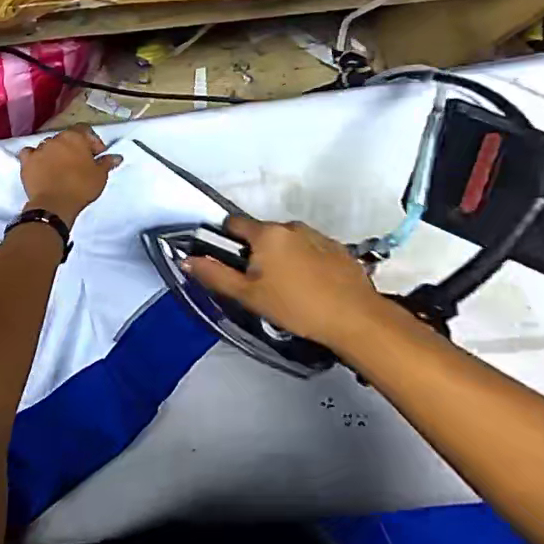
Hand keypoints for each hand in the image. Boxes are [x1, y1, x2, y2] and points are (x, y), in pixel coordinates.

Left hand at [18, 125, 120, 222]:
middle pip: (66, 138)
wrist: (54, 203)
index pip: (85, 130)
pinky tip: (40, 164)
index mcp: (74, 137)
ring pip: (49, 145)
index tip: (98, 154)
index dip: (92, 141)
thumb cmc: (81, 187)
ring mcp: (39, 149)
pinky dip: (35, 157)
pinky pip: (30, 153)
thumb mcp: (100, 175)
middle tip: (81, 162)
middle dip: (74, 147)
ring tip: (62, 167)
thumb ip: (107, 162)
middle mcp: (55, 138)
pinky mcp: (26, 161)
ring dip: (56, 152)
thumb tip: (116, 156)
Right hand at [185, 216, 397, 347]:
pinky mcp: (339, 249)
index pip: (234, 224)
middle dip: (257, 253)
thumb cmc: (296, 306)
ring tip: (288, 289)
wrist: (356, 319)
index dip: (226, 241)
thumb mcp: (249, 296)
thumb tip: (187, 260)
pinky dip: (306, 263)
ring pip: (288, 242)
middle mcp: (292, 226)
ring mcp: (318, 236)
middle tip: (259, 284)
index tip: (230, 264)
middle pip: (262, 234)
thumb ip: (215, 275)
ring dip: (282, 257)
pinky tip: (311, 288)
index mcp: (266, 233)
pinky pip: (311, 250)